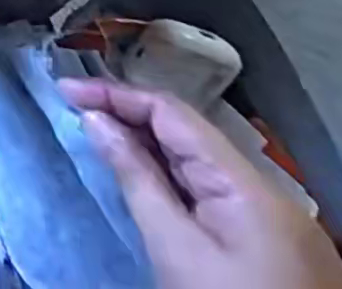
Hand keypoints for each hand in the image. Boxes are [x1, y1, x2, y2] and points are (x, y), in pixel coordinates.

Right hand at [60, 78, 341, 288]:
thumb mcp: (175, 251)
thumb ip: (135, 177)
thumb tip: (95, 120)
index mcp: (246, 183)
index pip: (171, 112)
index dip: (116, 93)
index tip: (68, 90)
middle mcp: (265, 189)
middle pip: (186, 132)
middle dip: (129, 114)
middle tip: (76, 108)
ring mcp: (273, 218)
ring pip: (198, 161)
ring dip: (147, 143)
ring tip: (99, 132)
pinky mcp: (273, 244)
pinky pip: (211, 190)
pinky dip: (171, 175)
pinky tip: (143, 174)